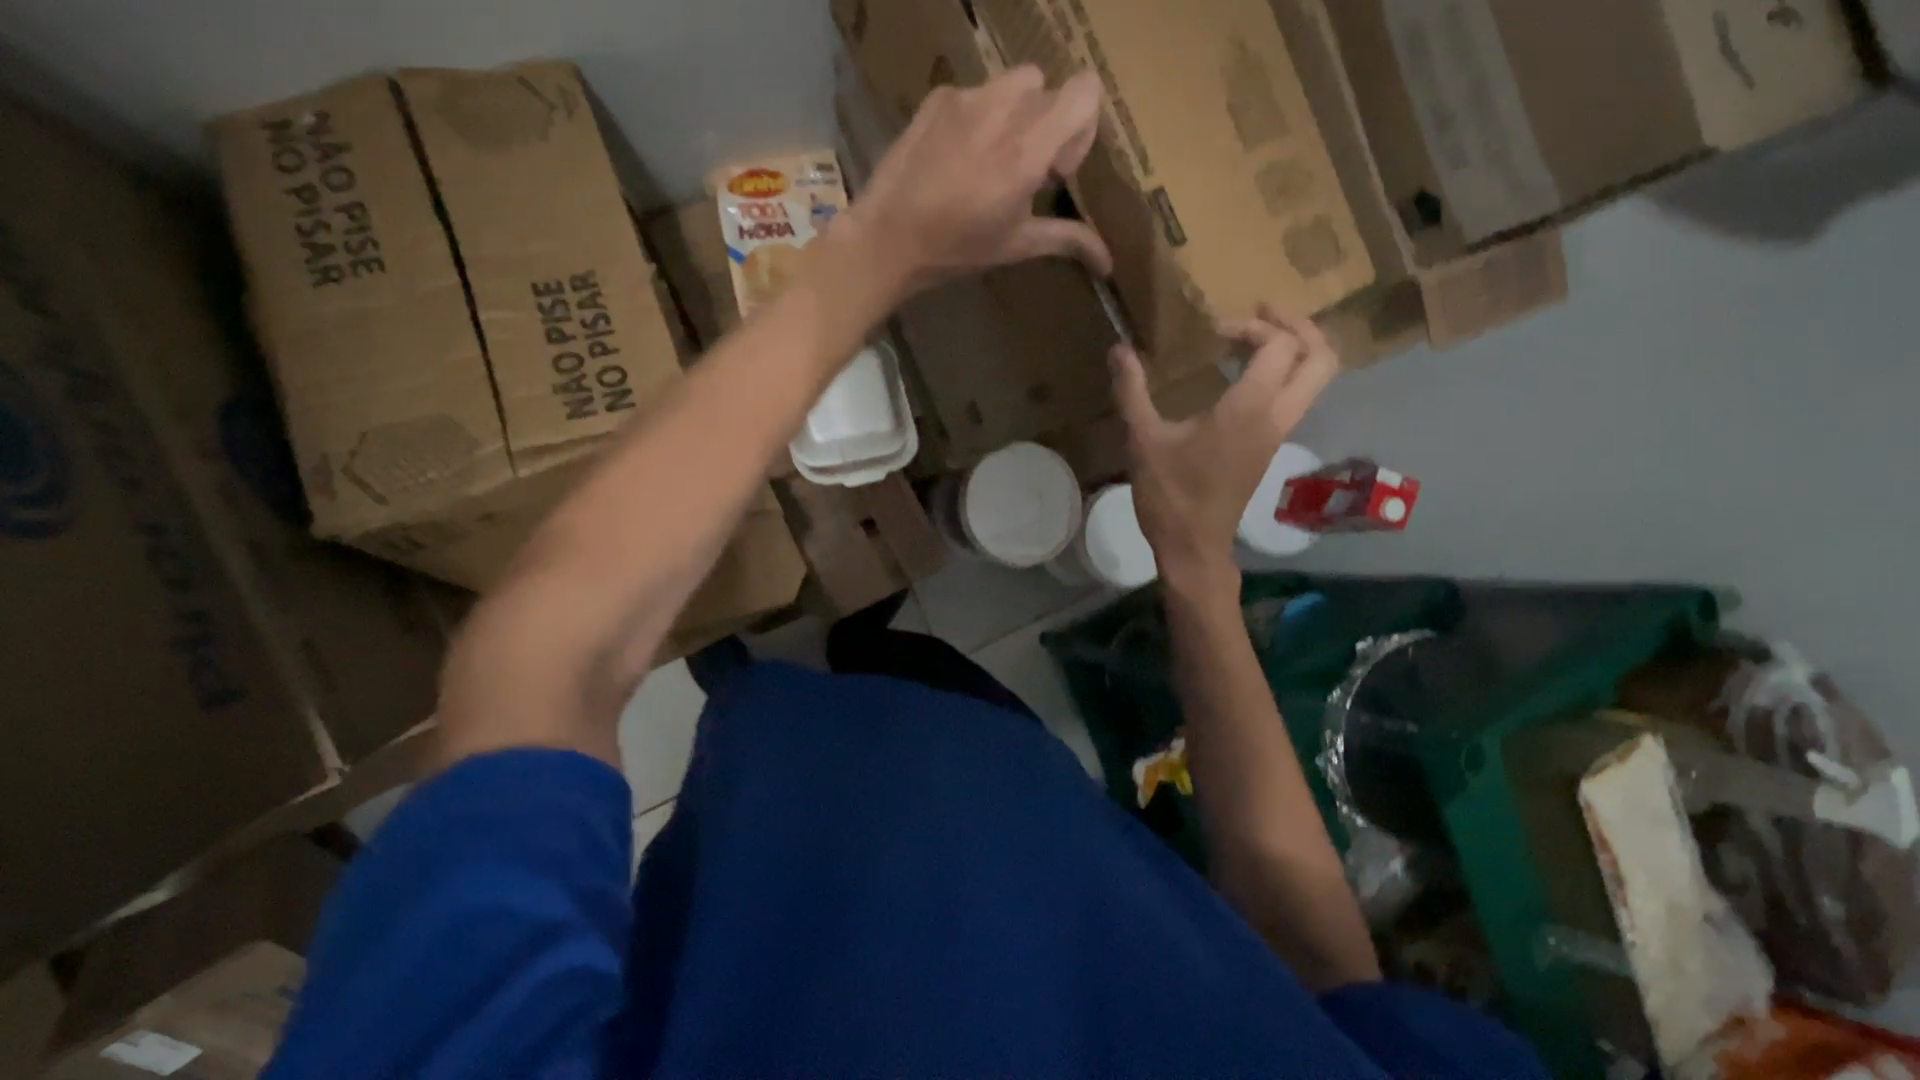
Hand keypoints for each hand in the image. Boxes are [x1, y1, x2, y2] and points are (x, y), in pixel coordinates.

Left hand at [846, 66, 1111, 295]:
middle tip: (1024, 168)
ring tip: (992, 158)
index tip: (1057, 168)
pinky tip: (958, 156)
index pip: (1085, 92)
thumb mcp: (1016, 244)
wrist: (887, 238)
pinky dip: (979, 116)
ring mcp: (965, 99)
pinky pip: (976, 92)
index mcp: (1027, 148)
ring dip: (1016, 114)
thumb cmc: (956, 248)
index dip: (1081, 127)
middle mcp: (1001, 111)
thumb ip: (1067, 239)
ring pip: (1013, 84)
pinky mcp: (937, 99)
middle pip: (1049, 89)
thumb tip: (1108, 262)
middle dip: (1047, 124)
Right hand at [1113, 306, 1339, 594]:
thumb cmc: (1170, 495)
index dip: (1252, 325)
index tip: (1213, 331)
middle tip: (1262, 312)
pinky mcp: (1271, 446)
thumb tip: (1118, 349)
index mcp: (1249, 409)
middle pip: (1321, 358)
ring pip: (1317, 378)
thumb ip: (1132, 390)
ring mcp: (1279, 433)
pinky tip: (1245, 373)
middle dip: (1299, 326)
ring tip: (1256, 336)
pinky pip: (1298, 396)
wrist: (1193, 546)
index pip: (1279, 345)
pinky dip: (1286, 372)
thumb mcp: (1143, 439)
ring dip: (1297, 348)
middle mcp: (1276, 417)